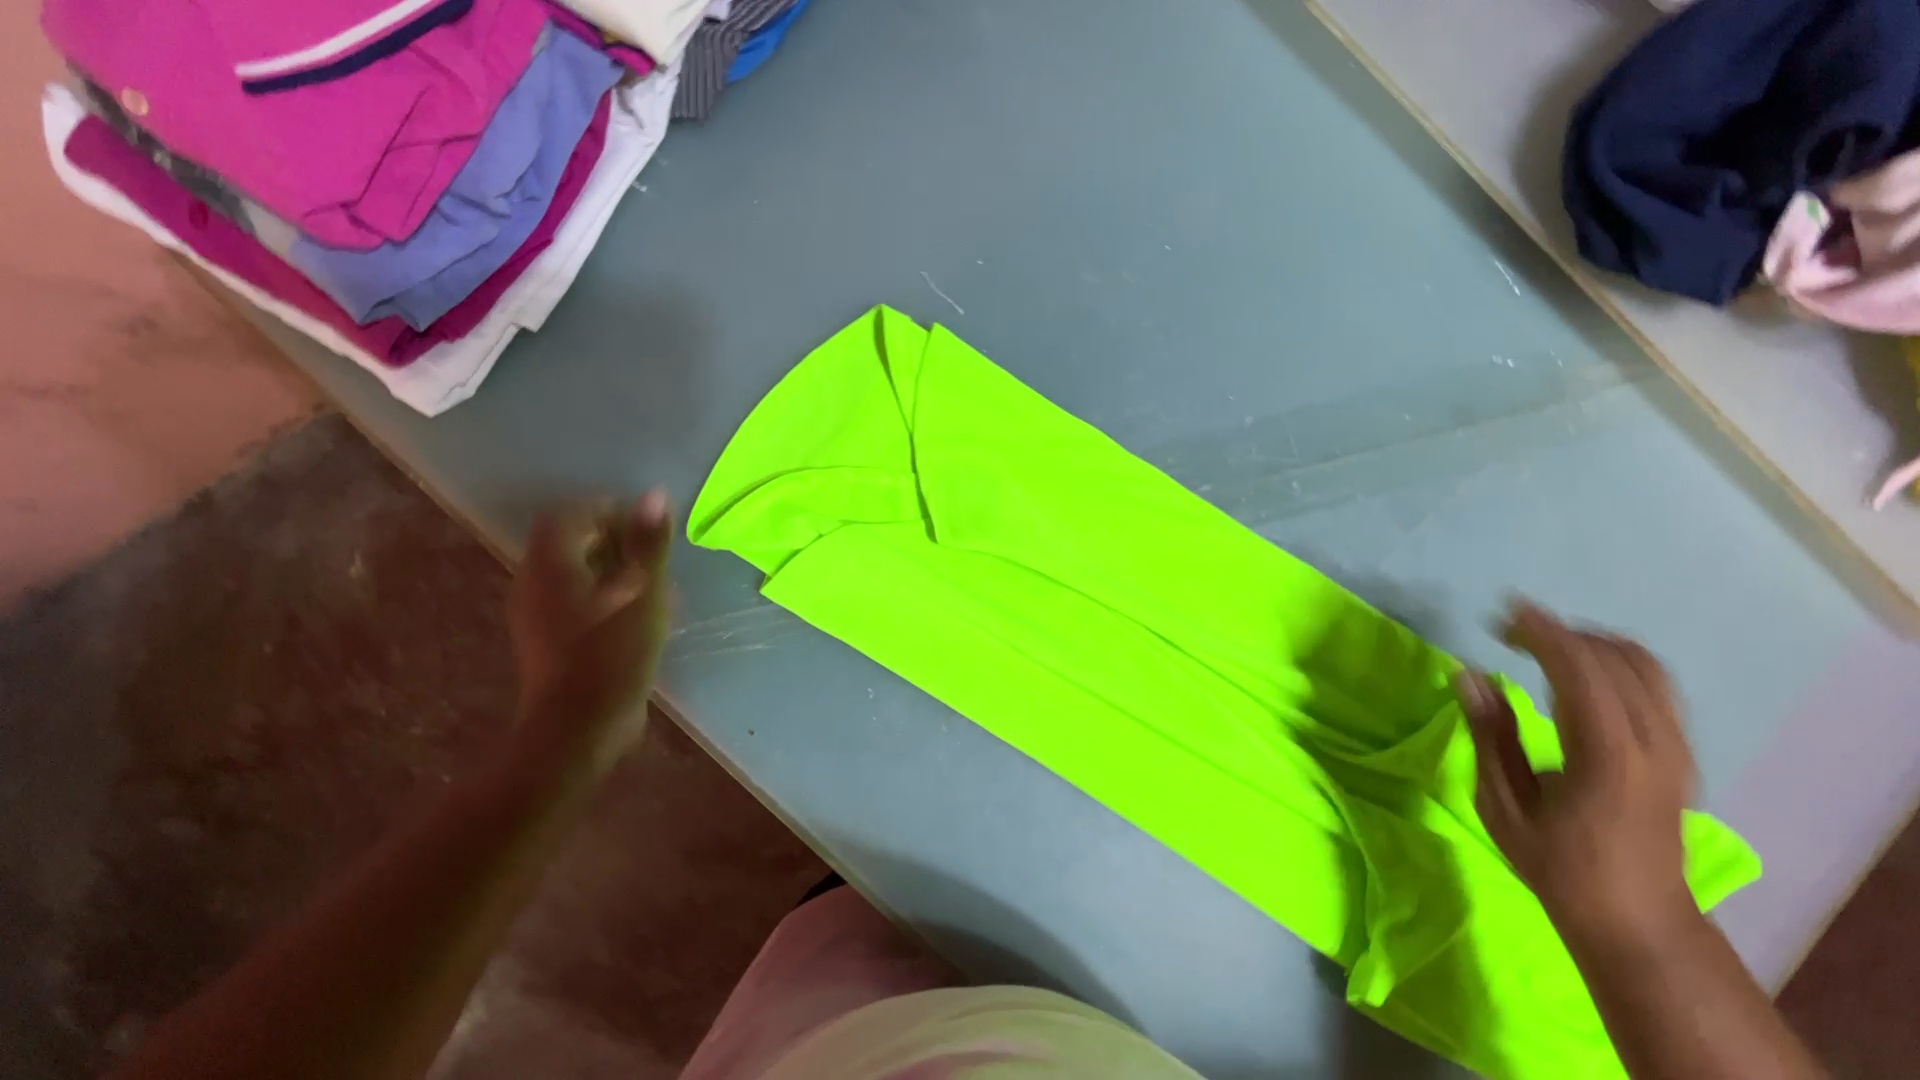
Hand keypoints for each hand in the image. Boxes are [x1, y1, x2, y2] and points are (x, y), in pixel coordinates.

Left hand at [509, 492, 673, 760]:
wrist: (579, 728)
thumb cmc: (613, 655)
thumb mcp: (644, 595)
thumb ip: (649, 545)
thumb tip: (654, 495)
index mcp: (552, 563)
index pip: (571, 514)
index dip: (610, 513)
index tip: (647, 533)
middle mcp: (533, 581)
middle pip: (571, 543)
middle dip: (615, 545)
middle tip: (654, 564)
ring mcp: (535, 614)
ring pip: (574, 574)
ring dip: (613, 574)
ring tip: (653, 594)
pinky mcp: (546, 641)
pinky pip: (573, 602)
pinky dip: (603, 599)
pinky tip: (635, 622)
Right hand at [1456, 600, 1699, 948]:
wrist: (1637, 920)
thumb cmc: (1559, 868)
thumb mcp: (1504, 806)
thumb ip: (1490, 735)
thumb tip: (1469, 675)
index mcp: (1607, 754)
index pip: (1580, 668)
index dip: (1541, 632)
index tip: (1502, 612)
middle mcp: (1653, 741)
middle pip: (1614, 657)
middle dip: (1560, 632)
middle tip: (1510, 630)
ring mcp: (1676, 746)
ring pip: (1644, 664)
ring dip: (1591, 643)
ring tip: (1545, 645)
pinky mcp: (1682, 752)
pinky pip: (1656, 684)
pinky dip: (1616, 662)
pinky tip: (1583, 673)